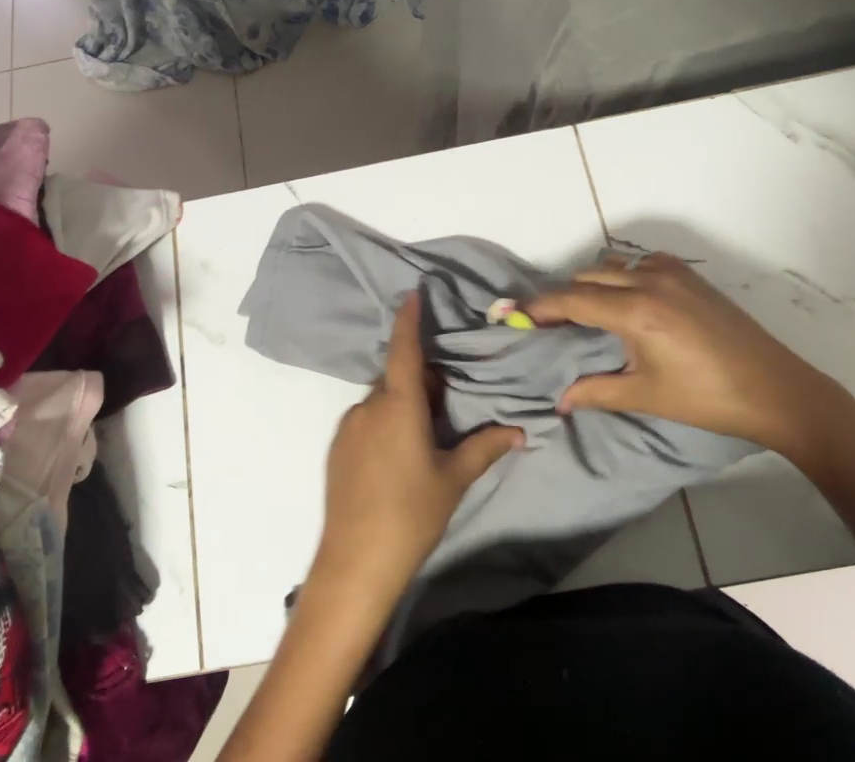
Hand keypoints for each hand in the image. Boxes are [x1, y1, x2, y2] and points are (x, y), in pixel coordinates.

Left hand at [312, 291, 524, 595]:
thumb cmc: (411, 514)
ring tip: (426, 442)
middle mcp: (367, 407)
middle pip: (397, 380)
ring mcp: (347, 428)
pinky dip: (384, 424)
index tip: (413, 293)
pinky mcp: (336, 450)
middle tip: (449, 407)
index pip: (404, 351)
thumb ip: (484, 448)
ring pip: (381, 403)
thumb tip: (519, 431)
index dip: (409, 320)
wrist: (355, 562)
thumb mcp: (454, 480)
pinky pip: (365, 422)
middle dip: (422, 383)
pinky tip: (398, 462)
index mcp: (398, 405)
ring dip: (403, 407)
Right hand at [524, 252, 854, 455]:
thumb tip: (559, 399)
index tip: (518, 316)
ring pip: (615, 264)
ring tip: (585, 311)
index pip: (573, 300)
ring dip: (593, 281)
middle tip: (551, 323)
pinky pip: (643, 262)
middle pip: (588, 276)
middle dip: (564, 296)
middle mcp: (650, 282)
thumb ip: (596, 390)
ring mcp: (674, 274)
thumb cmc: (706, 399)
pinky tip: (627, 299)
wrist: (775, 390)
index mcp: (636, 312)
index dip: (542, 307)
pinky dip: (624, 273)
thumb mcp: (645, 396)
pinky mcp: (692, 277)